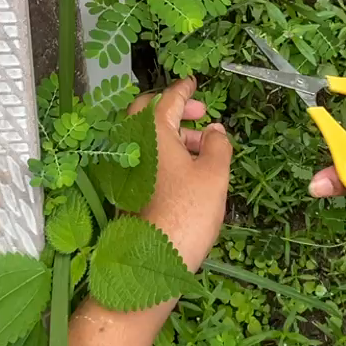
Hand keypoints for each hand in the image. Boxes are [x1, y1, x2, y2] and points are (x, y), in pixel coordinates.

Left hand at [132, 78, 232, 270]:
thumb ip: (219, 145)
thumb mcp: (215, 174)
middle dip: (174, 109)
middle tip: (199, 114)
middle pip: (148, 113)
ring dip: (172, 133)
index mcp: (152, 131)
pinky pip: (143, 157)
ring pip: (146, 137)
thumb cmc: (186, 213)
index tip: (194, 82)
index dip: (184, 89)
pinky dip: (163, 153)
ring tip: (202, 147)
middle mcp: (133, 144)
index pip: (168, 99)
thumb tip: (215, 131)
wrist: (151, 263)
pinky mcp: (126, 189)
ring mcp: (126, 168)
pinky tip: (186, 170)